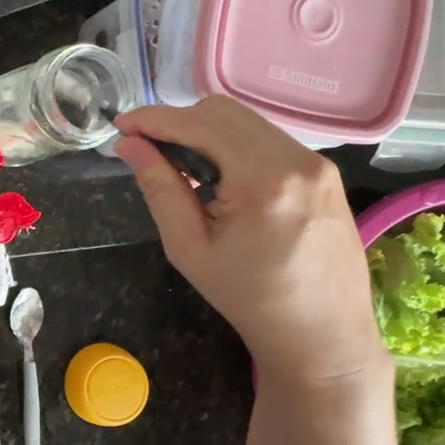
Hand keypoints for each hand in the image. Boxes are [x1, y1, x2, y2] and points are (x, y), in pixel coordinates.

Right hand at [113, 97, 386, 383]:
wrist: (322, 332)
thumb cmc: (247, 298)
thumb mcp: (189, 247)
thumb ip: (159, 189)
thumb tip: (129, 145)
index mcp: (263, 180)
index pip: (199, 125)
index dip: (153, 119)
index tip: (120, 126)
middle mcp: (297, 159)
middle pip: (223, 112)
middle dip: (176, 121)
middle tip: (144, 148)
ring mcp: (317, 163)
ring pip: (246, 121)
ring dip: (203, 130)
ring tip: (177, 164)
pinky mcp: (324, 172)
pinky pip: (267, 138)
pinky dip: (231, 143)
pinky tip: (215, 174)